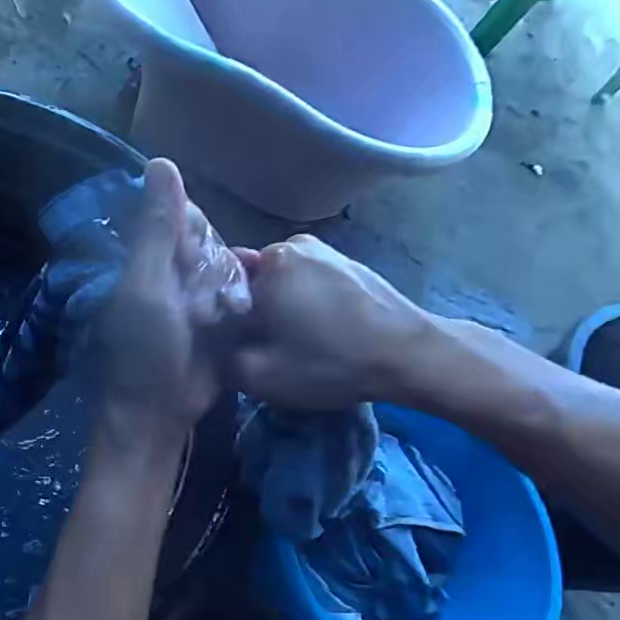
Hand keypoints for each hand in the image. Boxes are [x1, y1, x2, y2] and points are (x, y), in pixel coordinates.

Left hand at [92, 158, 252, 445]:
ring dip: (227, 289)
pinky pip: (236, 296)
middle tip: (200, 303)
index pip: (176, 219)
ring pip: (225, 268)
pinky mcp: (215, 323)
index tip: (192, 263)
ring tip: (212, 319)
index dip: (192, 233)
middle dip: (211, 267)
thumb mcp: (147, 287)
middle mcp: (166, 275)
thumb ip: (155, 230)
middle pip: (206, 244)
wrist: (160, 413)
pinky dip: (239, 305)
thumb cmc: (145, 351)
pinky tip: (234, 321)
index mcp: (143, 263)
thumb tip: (160, 162)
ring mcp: (192, 300)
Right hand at [225, 234, 434, 409]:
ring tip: (281, 342)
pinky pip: (304, 283)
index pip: (216, 282)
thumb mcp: (255, 375)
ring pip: (276, 282)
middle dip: (243, 309)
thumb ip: (216, 357)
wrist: (412, 358)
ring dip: (272, 308)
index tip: (220, 340)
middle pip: (246, 280)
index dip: (212, 313)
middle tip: (250, 346)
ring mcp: (326, 251)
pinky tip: (309, 334)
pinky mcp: (349, 266)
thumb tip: (207, 346)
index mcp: (269, 261)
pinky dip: (298, 305)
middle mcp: (294, 244)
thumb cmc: (329, 362)